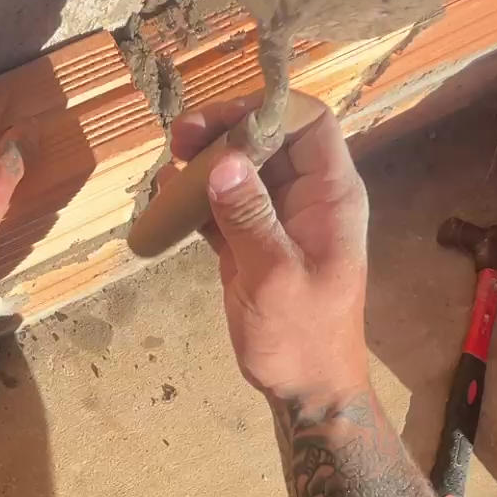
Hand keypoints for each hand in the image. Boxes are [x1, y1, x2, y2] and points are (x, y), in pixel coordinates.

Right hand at [168, 97, 370, 407]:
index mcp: (330, 195)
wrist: (302, 386)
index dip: (265, 111)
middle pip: (267, 142)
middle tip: (179, 137)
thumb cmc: (302, 336)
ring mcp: (274, 222)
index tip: (217, 120)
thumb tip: (223, 164)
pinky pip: (221, 211)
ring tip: (168, 164)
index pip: (308, 124)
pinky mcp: (247, 246)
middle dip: (223, 133)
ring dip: (204, 166)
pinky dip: (195, 203)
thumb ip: (250, 219)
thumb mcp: (276, 277)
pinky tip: (166, 198)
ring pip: (240, 174)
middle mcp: (304, 198)